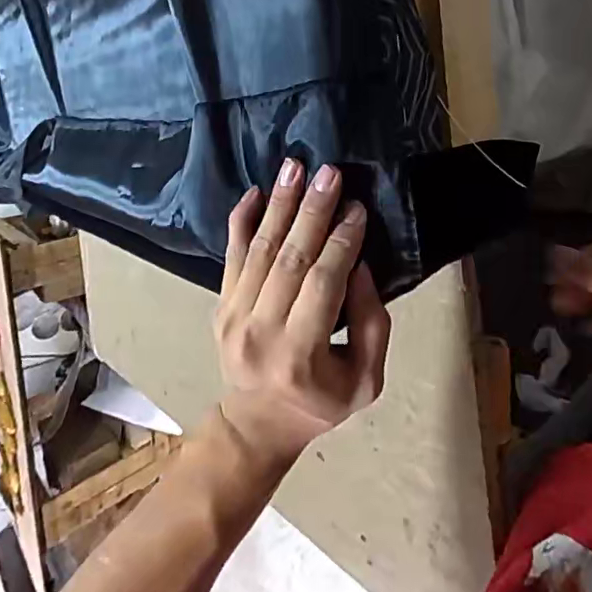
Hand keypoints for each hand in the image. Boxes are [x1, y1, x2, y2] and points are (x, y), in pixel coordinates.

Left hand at [213, 159, 390, 467]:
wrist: (257, 423)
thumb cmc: (320, 403)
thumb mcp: (365, 380)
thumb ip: (371, 324)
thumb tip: (357, 266)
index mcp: (301, 356)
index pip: (323, 283)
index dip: (341, 242)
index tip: (356, 207)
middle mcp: (261, 331)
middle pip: (289, 258)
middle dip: (312, 211)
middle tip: (328, 172)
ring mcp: (233, 316)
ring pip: (259, 250)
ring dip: (279, 205)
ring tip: (294, 167)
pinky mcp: (220, 304)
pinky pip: (231, 256)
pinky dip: (241, 222)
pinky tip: (254, 192)